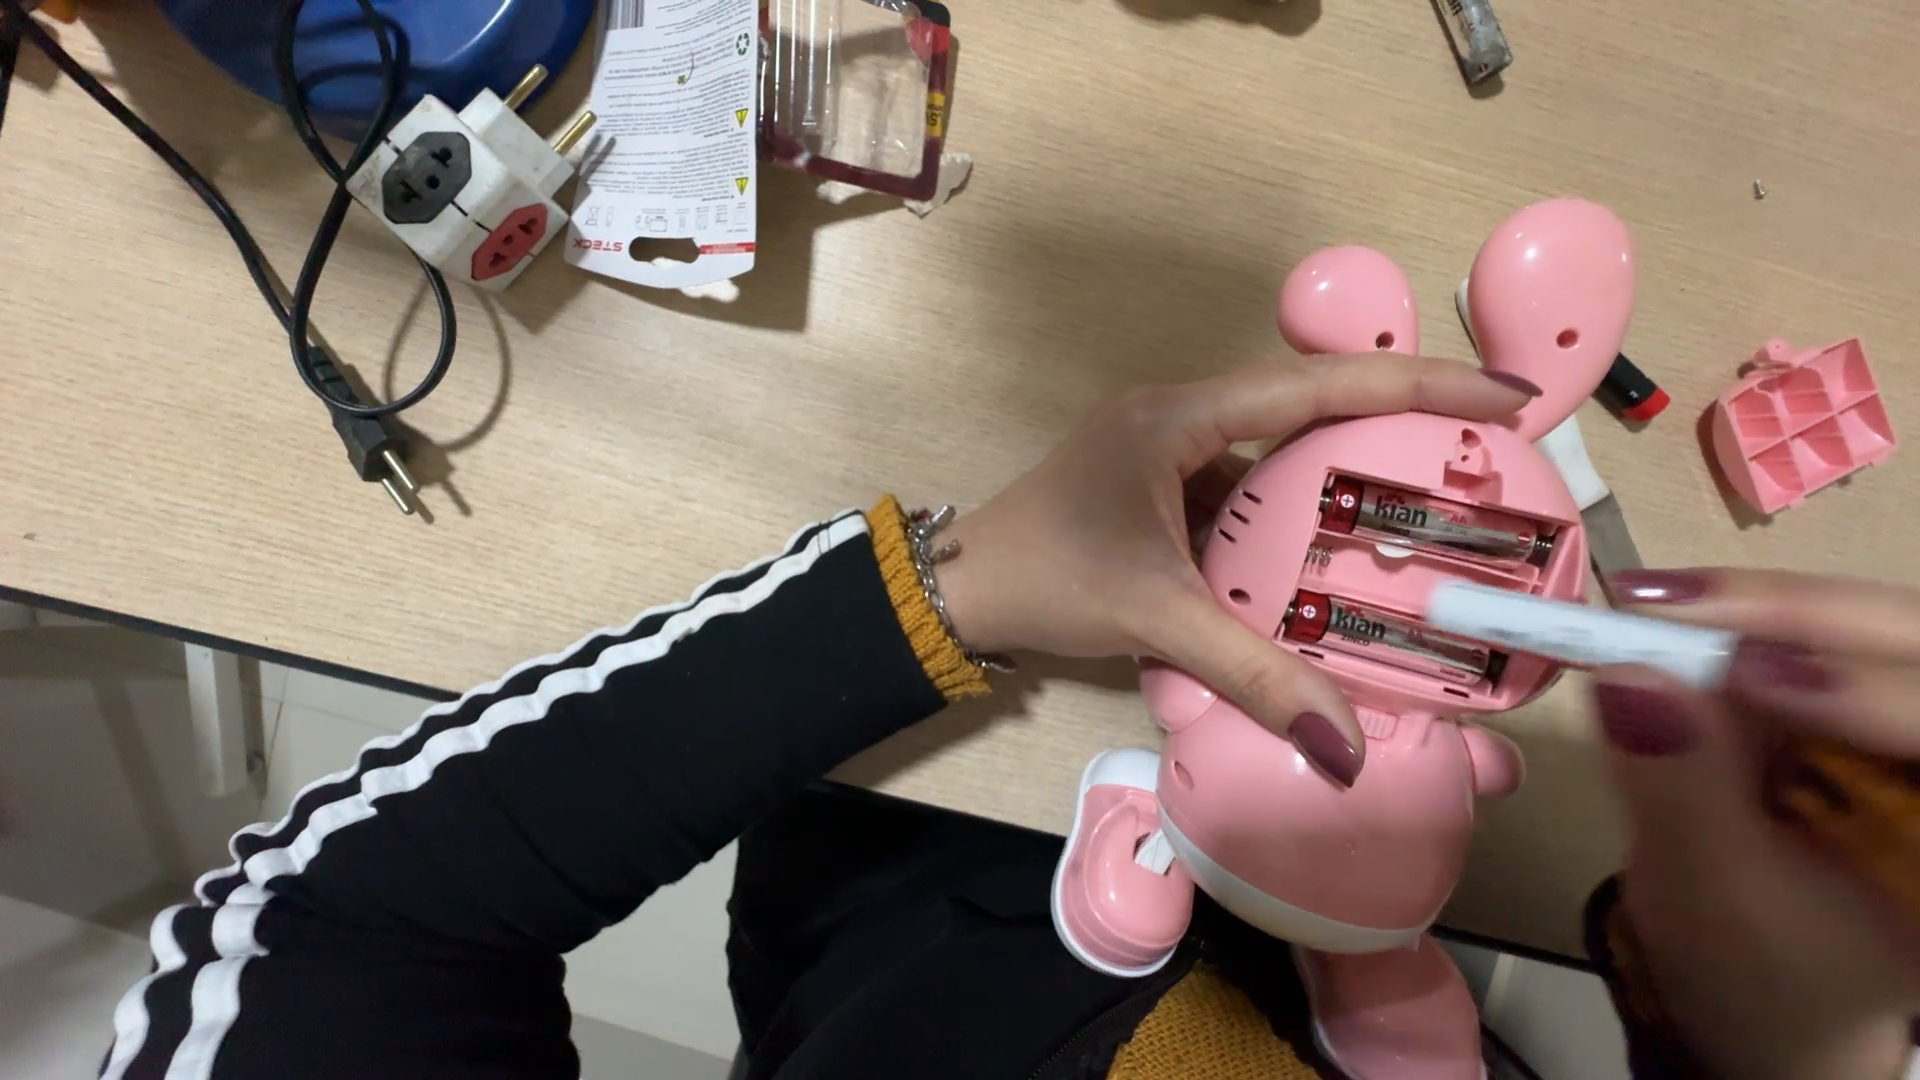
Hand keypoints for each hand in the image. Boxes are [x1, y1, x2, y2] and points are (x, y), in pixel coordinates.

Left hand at [933, 354, 1536, 786]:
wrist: (965, 590)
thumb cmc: (1047, 580)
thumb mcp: (1156, 618)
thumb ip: (1252, 677)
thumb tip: (1348, 750)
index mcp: (1178, 417)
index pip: (1313, 385)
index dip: (1414, 384)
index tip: (1505, 397)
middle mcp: (1175, 418)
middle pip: (1300, 411)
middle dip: (1385, 432)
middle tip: (1474, 466)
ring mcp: (1161, 452)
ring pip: (1266, 456)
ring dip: (1329, 484)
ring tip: (1414, 516)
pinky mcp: (1152, 488)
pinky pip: (1233, 492)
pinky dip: (1278, 520)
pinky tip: (1319, 559)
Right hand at [1596, 568, 1919, 1079]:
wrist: (1758, 992)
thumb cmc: (1755, 970)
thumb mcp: (1714, 891)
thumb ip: (1678, 787)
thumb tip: (1623, 678)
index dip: (1869, 688)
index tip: (1742, 671)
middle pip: (1916, 649)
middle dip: (1795, 614)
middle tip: (1656, 599)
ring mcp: (1897, 732)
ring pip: (1862, 631)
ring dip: (1751, 610)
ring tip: (1642, 603)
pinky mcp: (1843, 714)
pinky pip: (1803, 643)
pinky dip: (1728, 624)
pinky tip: (1665, 619)